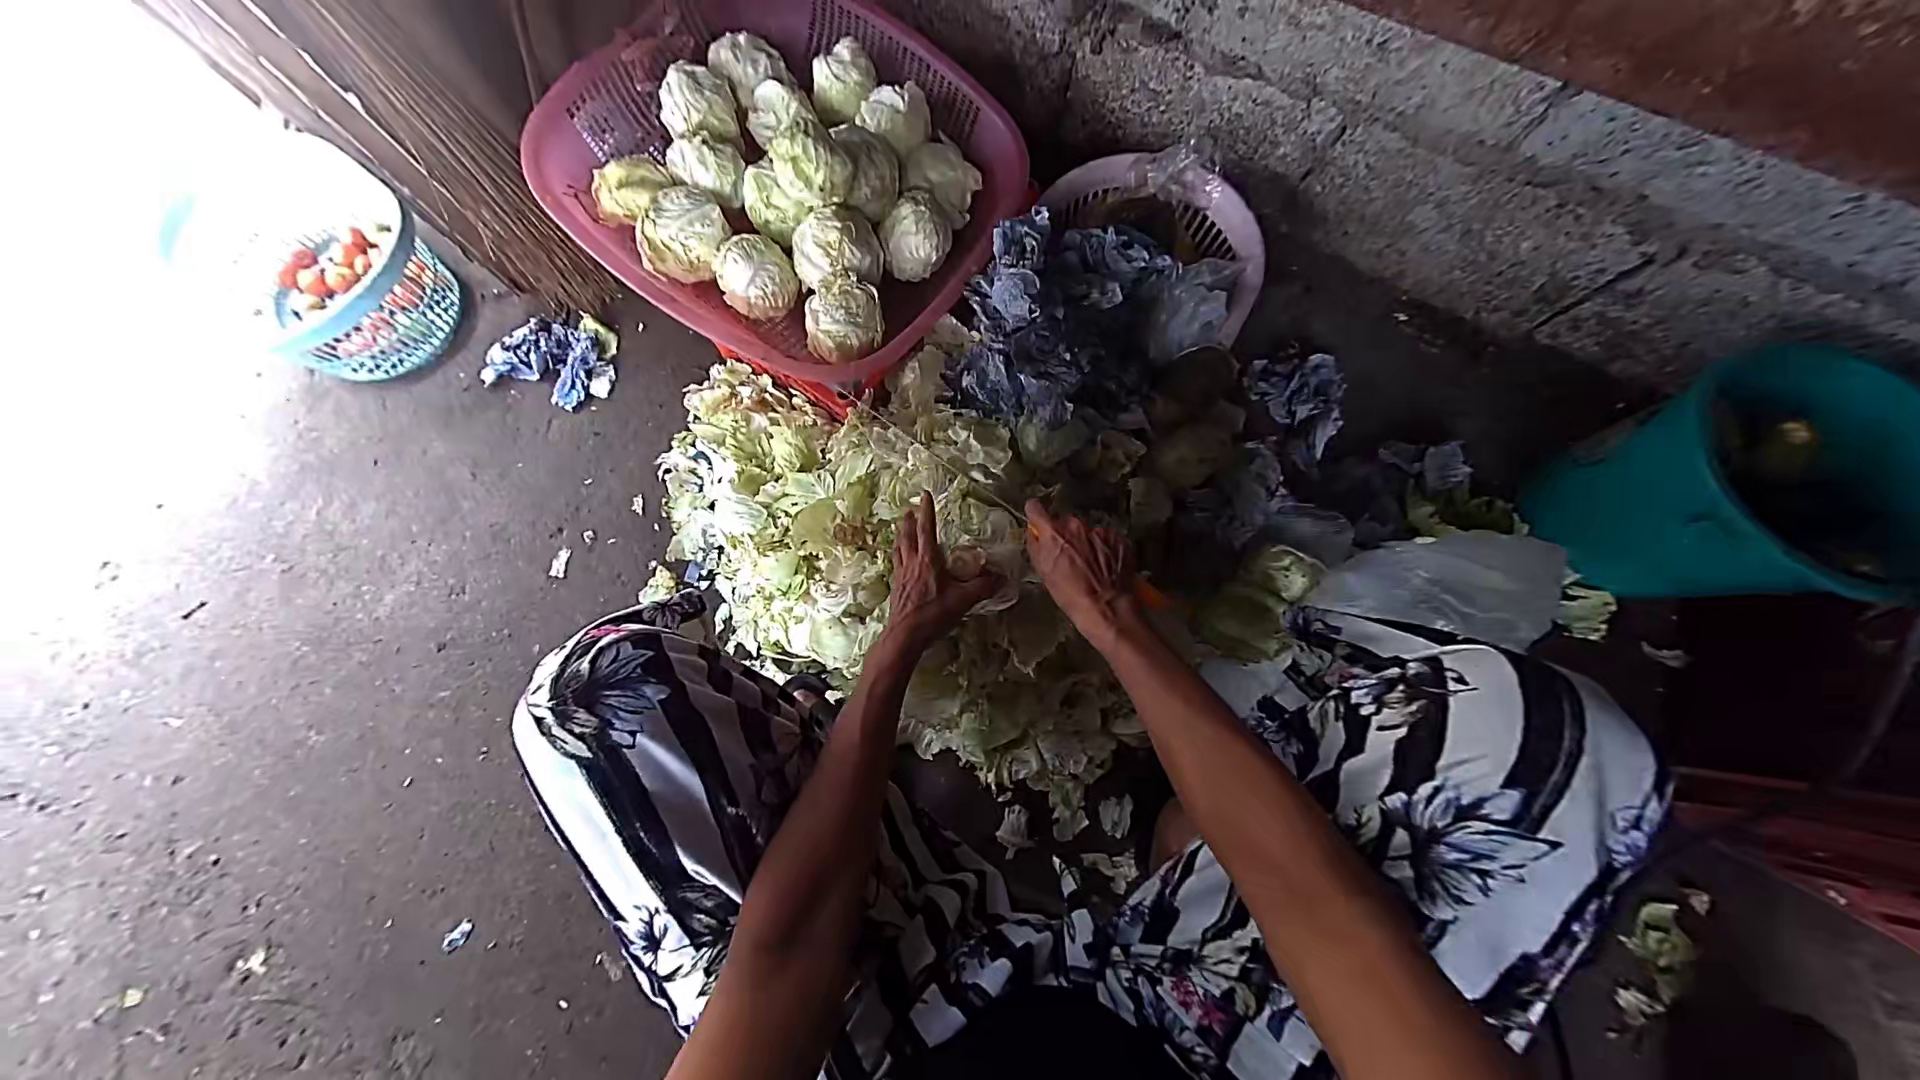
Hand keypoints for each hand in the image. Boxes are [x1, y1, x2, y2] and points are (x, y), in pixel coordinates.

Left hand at [881, 491, 1001, 653]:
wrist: (905, 635)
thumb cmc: (933, 614)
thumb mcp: (963, 600)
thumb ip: (983, 587)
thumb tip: (1001, 578)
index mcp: (927, 560)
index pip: (927, 529)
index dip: (926, 511)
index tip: (924, 495)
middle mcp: (911, 564)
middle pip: (908, 536)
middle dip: (909, 522)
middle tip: (909, 511)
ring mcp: (901, 576)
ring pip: (899, 549)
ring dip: (901, 537)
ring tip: (901, 530)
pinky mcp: (897, 589)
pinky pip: (897, 565)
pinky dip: (898, 557)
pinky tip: (900, 562)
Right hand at [1025, 499, 1138, 645]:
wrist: (1106, 606)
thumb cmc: (1071, 595)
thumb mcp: (1043, 572)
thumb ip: (1035, 546)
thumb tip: (1034, 534)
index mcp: (1053, 533)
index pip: (1035, 508)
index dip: (1035, 515)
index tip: (1037, 521)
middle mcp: (1076, 526)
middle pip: (1065, 522)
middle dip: (1064, 535)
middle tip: (1067, 556)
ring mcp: (1099, 531)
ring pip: (1087, 531)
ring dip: (1086, 543)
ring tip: (1088, 566)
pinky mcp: (1118, 539)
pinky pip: (1106, 538)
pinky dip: (1103, 549)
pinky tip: (1103, 567)